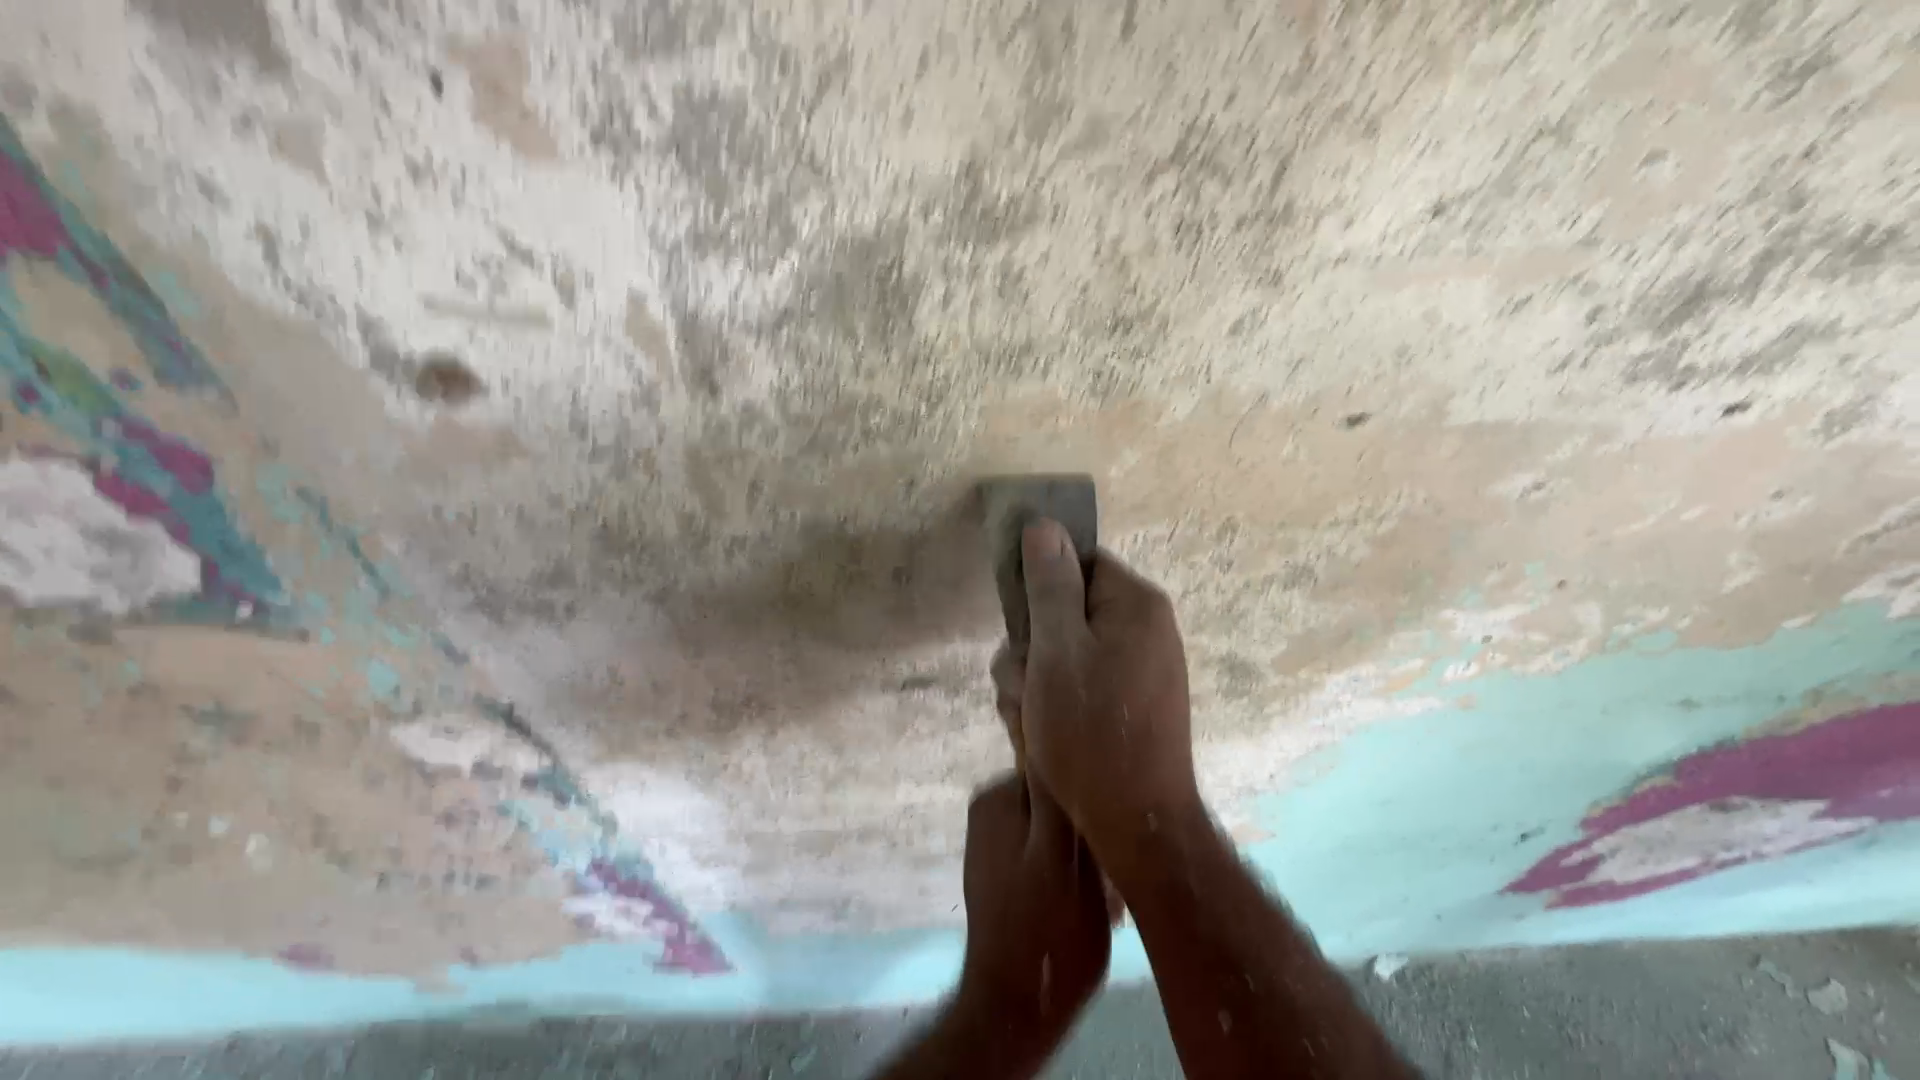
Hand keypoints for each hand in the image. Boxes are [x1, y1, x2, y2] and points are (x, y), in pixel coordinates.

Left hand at [956, 773, 1111, 1047]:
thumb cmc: (1045, 928)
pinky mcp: (1010, 879)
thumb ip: (1057, 794)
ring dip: (1090, 863)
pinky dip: (1076, 881)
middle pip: (1061, 804)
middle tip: (1112, 876)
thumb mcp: (1061, 853)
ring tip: (1108, 900)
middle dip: (1092, 836)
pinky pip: (1053, 862)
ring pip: (1063, 836)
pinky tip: (1098, 910)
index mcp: (996, 798)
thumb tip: (1059, 734)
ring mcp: (999, 848)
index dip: (1092, 799)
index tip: (1114, 830)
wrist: (1018, 1004)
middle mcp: (991, 815)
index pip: (1058, 771)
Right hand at [1004, 520, 1201, 857]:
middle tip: (1023, 688)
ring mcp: (1141, 671)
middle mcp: (1145, 630)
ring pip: (1065, 655)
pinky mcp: (1131, 706)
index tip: (1019, 628)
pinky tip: (1043, 737)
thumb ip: (1048, 585)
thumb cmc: (1091, 730)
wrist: (1136, 822)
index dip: (1039, 590)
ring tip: (1031, 720)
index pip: (1077, 564)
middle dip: (1032, 649)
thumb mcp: (1057, 650)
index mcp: (1135, 604)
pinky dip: (1055, 707)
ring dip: (1035, 683)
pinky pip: (1081, 687)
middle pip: (1066, 612)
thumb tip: (1044, 525)